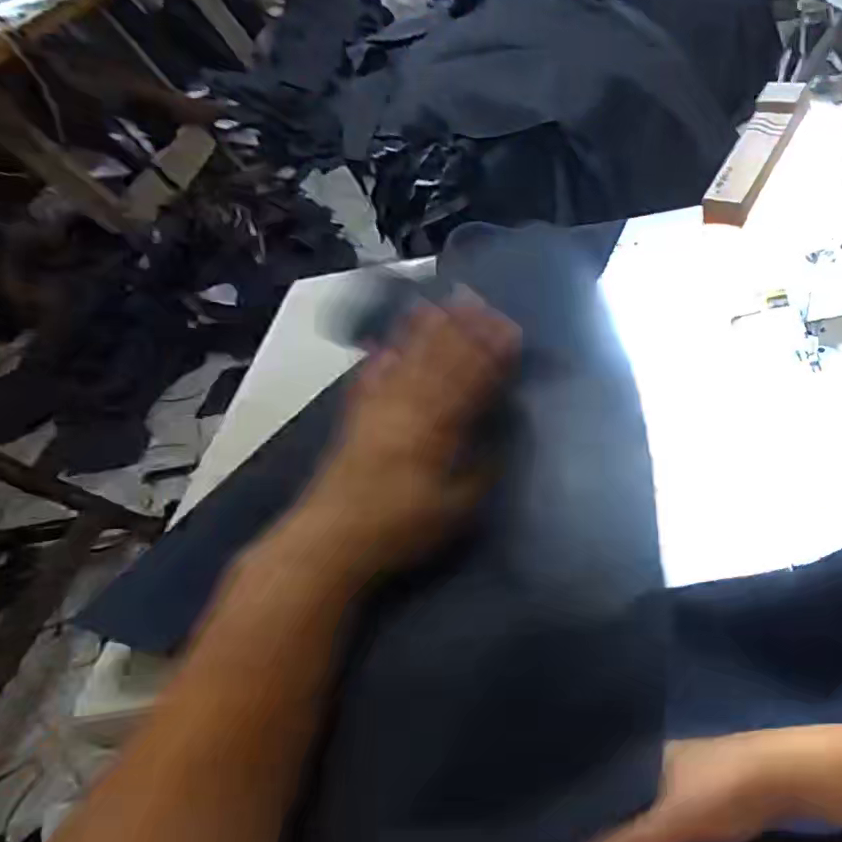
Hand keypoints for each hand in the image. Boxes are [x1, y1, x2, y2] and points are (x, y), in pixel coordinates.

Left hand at [280, 288, 519, 581]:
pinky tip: (388, 341)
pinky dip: (381, 356)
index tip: (511, 330)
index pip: (472, 383)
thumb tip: (502, 436)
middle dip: (464, 330)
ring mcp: (378, 410)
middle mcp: (407, 410)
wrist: (330, 540)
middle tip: (482, 301)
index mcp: (438, 431)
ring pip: (408, 361)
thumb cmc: (402, 528)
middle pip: (441, 361)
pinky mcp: (356, 419)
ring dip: (427, 330)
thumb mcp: (458, 507)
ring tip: (442, 302)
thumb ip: (483, 469)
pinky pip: (370, 379)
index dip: (493, 355)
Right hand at [562, 731, 801, 841]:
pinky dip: (653, 831)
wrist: (790, 775)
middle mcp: (664, 758)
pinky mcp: (710, 794)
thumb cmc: (726, 787)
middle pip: (622, 792)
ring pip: (646, 803)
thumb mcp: (672, 820)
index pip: (600, 776)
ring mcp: (690, 774)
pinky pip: (668, 814)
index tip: (543, 832)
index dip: (574, 803)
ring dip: (627, 827)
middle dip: (599, 819)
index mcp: (649, 753)